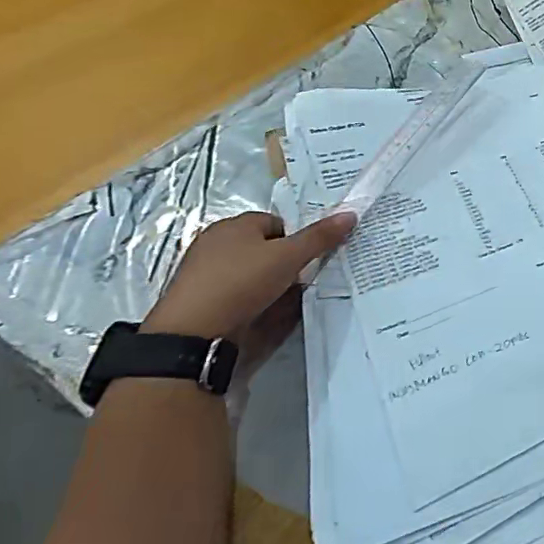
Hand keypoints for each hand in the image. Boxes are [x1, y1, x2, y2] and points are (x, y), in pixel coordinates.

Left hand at [141, 210, 354, 340]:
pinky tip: (255, 311)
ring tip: (280, 299)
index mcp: (236, 224)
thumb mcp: (288, 258)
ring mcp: (203, 268)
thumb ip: (319, 238)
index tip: (306, 260)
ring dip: (265, 281)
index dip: (295, 239)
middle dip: (281, 261)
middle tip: (298, 280)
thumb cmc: (242, 282)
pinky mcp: (197, 294)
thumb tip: (350, 214)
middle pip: (261, 246)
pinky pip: (232, 289)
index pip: (275, 222)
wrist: (193, 329)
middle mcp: (216, 239)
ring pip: (247, 269)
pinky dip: (247, 297)